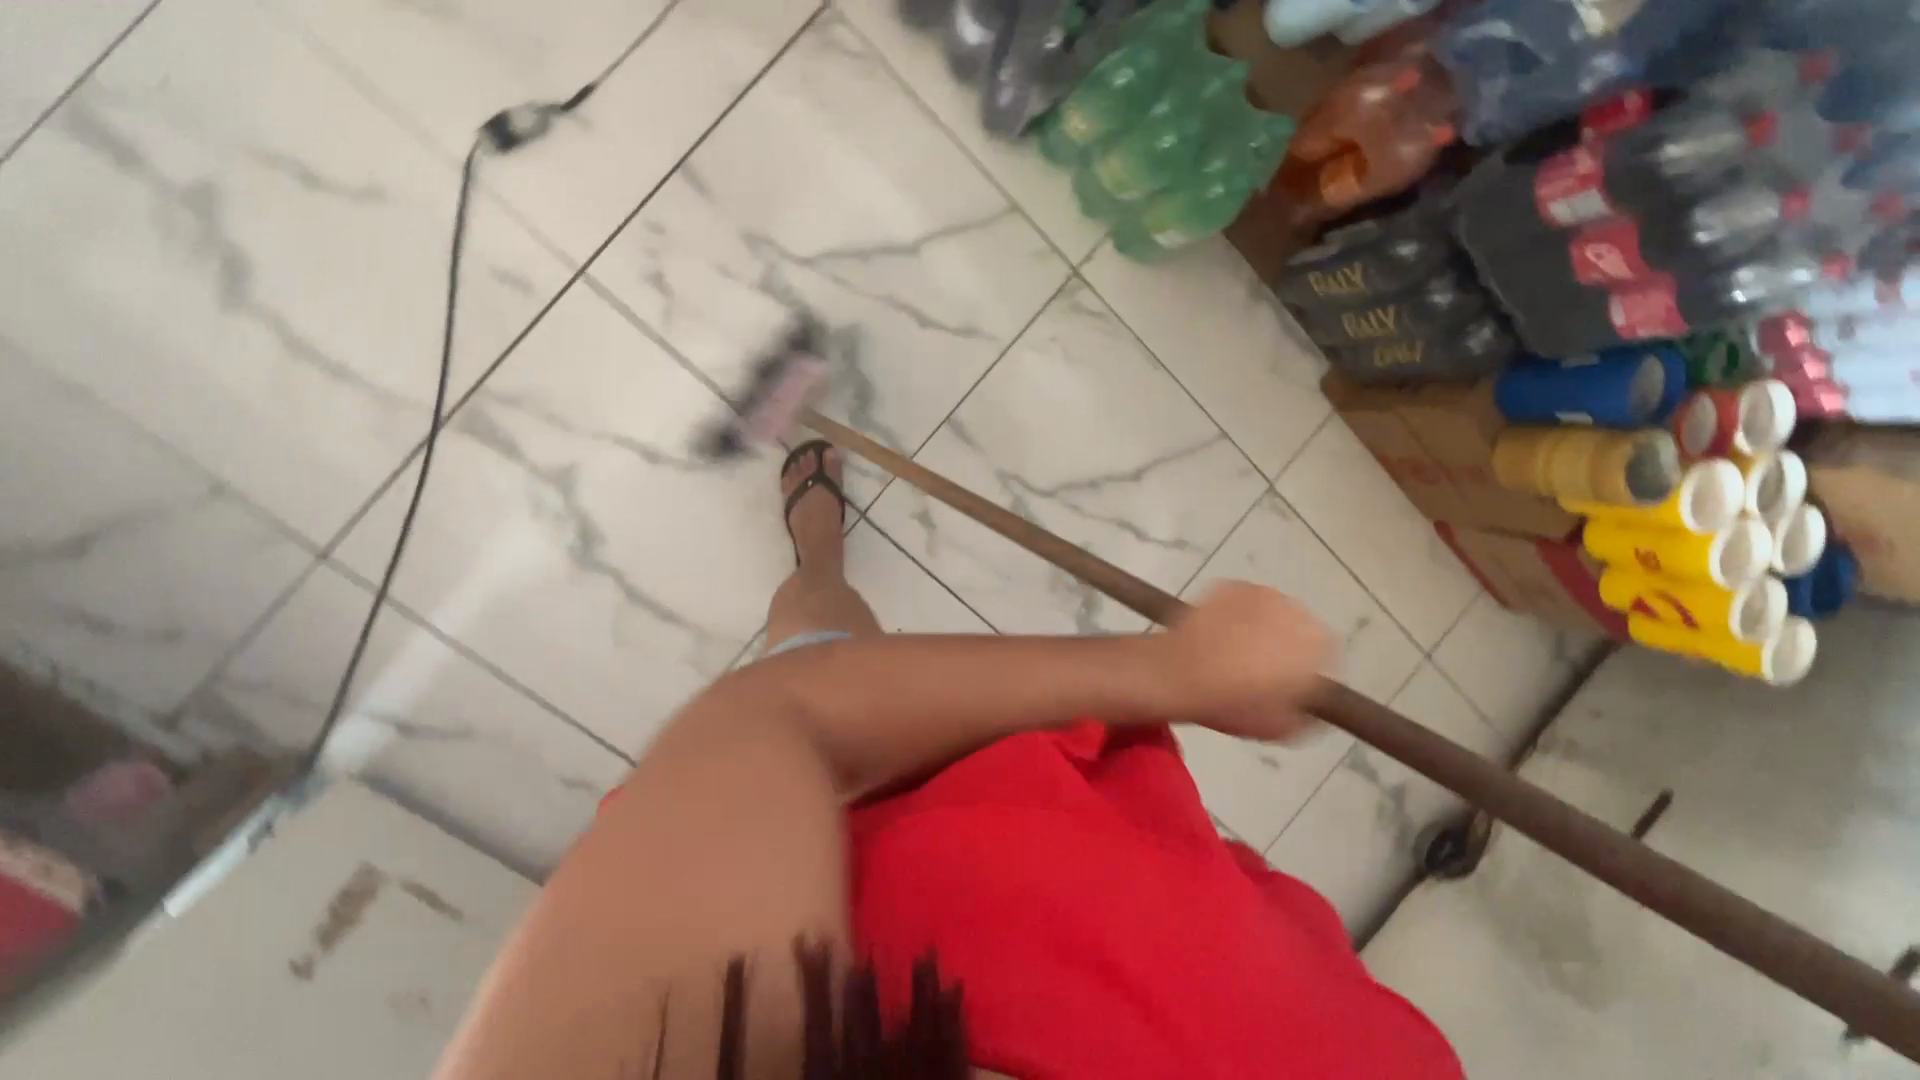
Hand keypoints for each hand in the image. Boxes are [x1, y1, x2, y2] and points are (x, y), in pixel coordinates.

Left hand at [1159, 581, 1333, 742]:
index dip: (1309, 671)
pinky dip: (1236, 615)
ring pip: (1273, 612)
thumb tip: (1310, 710)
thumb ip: (1309, 717)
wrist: (1179, 672)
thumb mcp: (1282, 728)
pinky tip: (1219, 634)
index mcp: (1318, 644)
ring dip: (1263, 627)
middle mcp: (1297, 611)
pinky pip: (1243, 602)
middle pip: (1301, 629)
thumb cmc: (1233, 703)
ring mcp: (1262, 592)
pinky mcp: (1231, 585)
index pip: (1328, 656)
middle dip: (1286, 645)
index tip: (1291, 685)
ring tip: (1237, 652)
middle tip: (1261, 669)